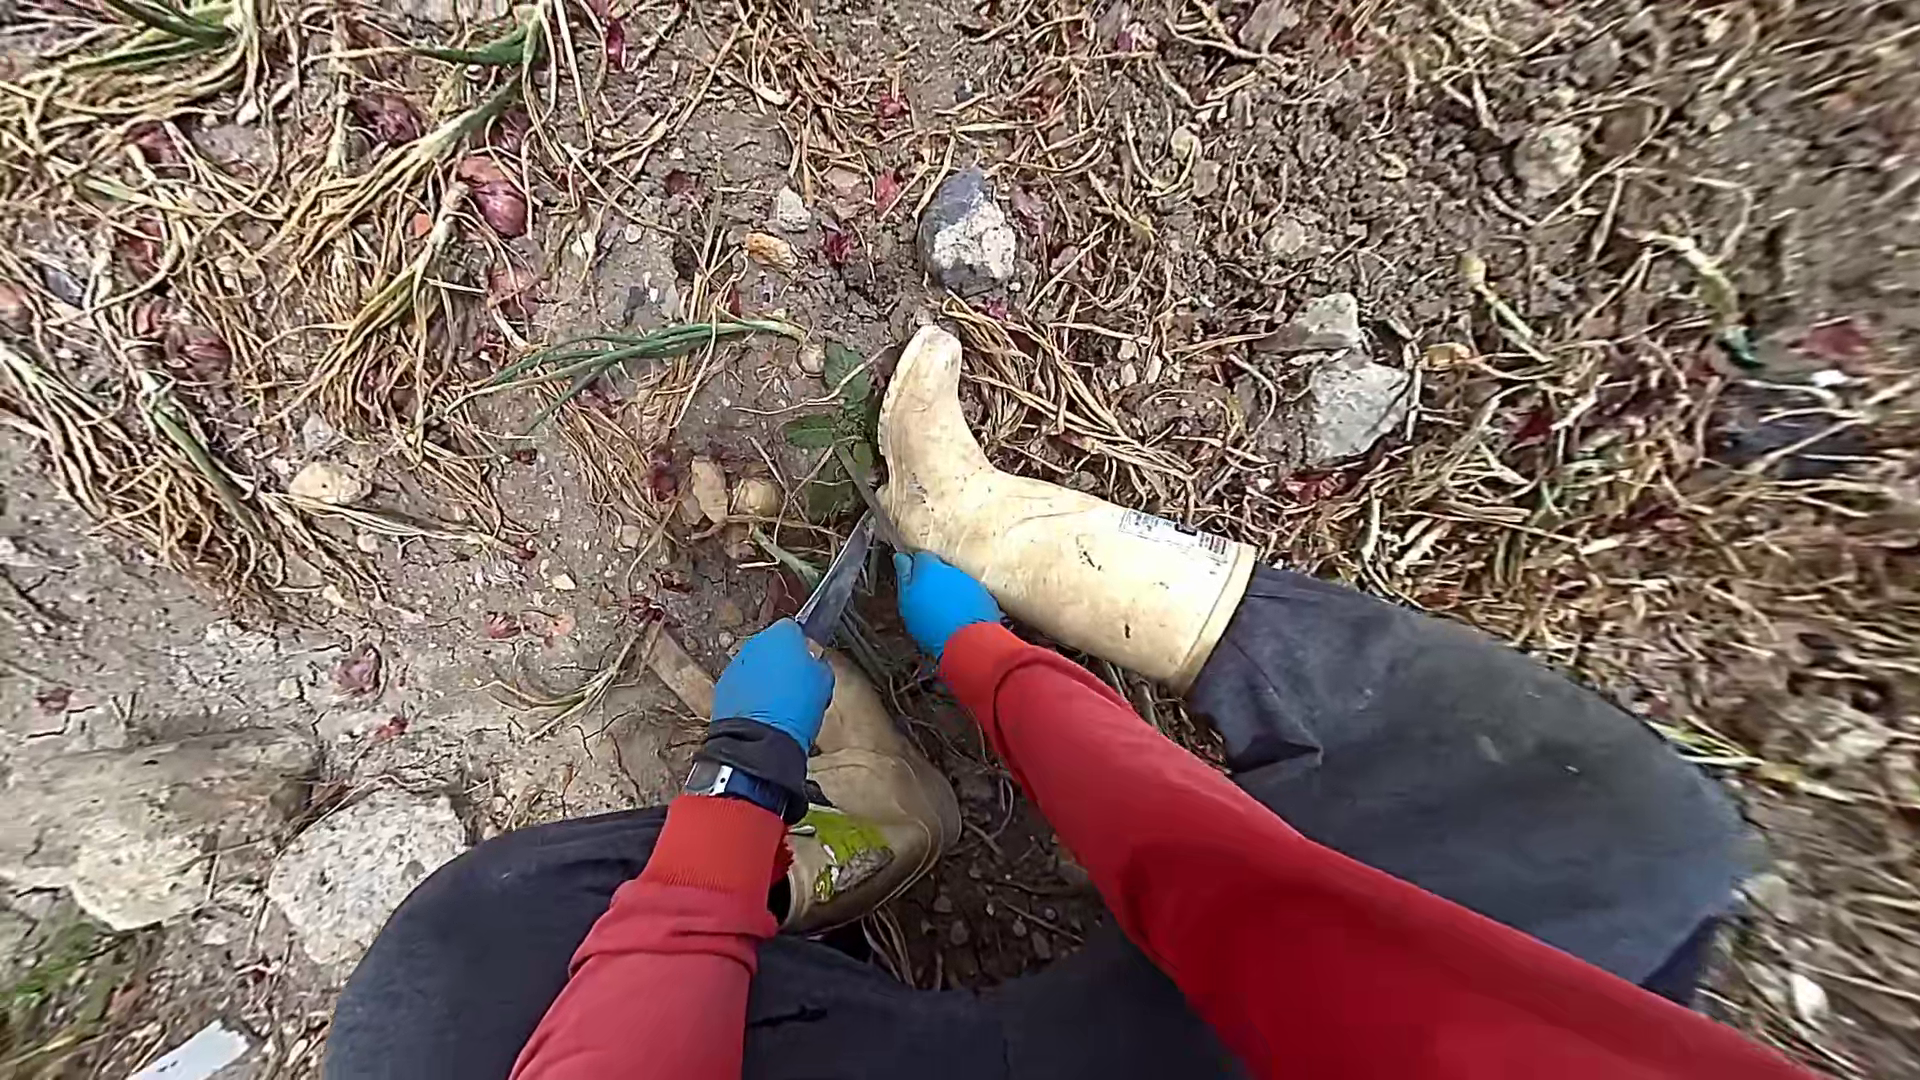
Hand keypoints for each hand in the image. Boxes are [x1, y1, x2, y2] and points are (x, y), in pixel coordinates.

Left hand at [711, 618, 833, 750]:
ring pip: (755, 663)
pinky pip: (742, 683)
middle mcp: (755, 643)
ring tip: (779, 701)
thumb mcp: (824, 682)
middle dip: (782, 658)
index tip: (808, 658)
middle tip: (796, 681)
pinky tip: (762, 711)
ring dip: (765, 676)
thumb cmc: (796, 707)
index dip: (802, 643)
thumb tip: (814, 663)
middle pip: (772, 644)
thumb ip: (819, 664)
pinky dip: (750, 692)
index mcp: (782, 635)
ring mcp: (736, 664)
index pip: (793, 627)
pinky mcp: (723, 686)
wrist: (760, 740)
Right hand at [893, 552, 1002, 658]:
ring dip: (950, 592)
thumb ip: (904, 575)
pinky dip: (965, 603)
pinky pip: (972, 596)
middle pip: (941, 568)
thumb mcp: (907, 600)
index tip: (912, 578)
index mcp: (931, 568)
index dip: (916, 566)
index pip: (922, 556)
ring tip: (943, 613)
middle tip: (926, 599)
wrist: (967, 643)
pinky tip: (959, 619)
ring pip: (957, 582)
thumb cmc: (931, 624)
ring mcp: (971, 583)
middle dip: (934, 580)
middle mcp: (953, 571)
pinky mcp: (986, 598)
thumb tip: (901, 558)